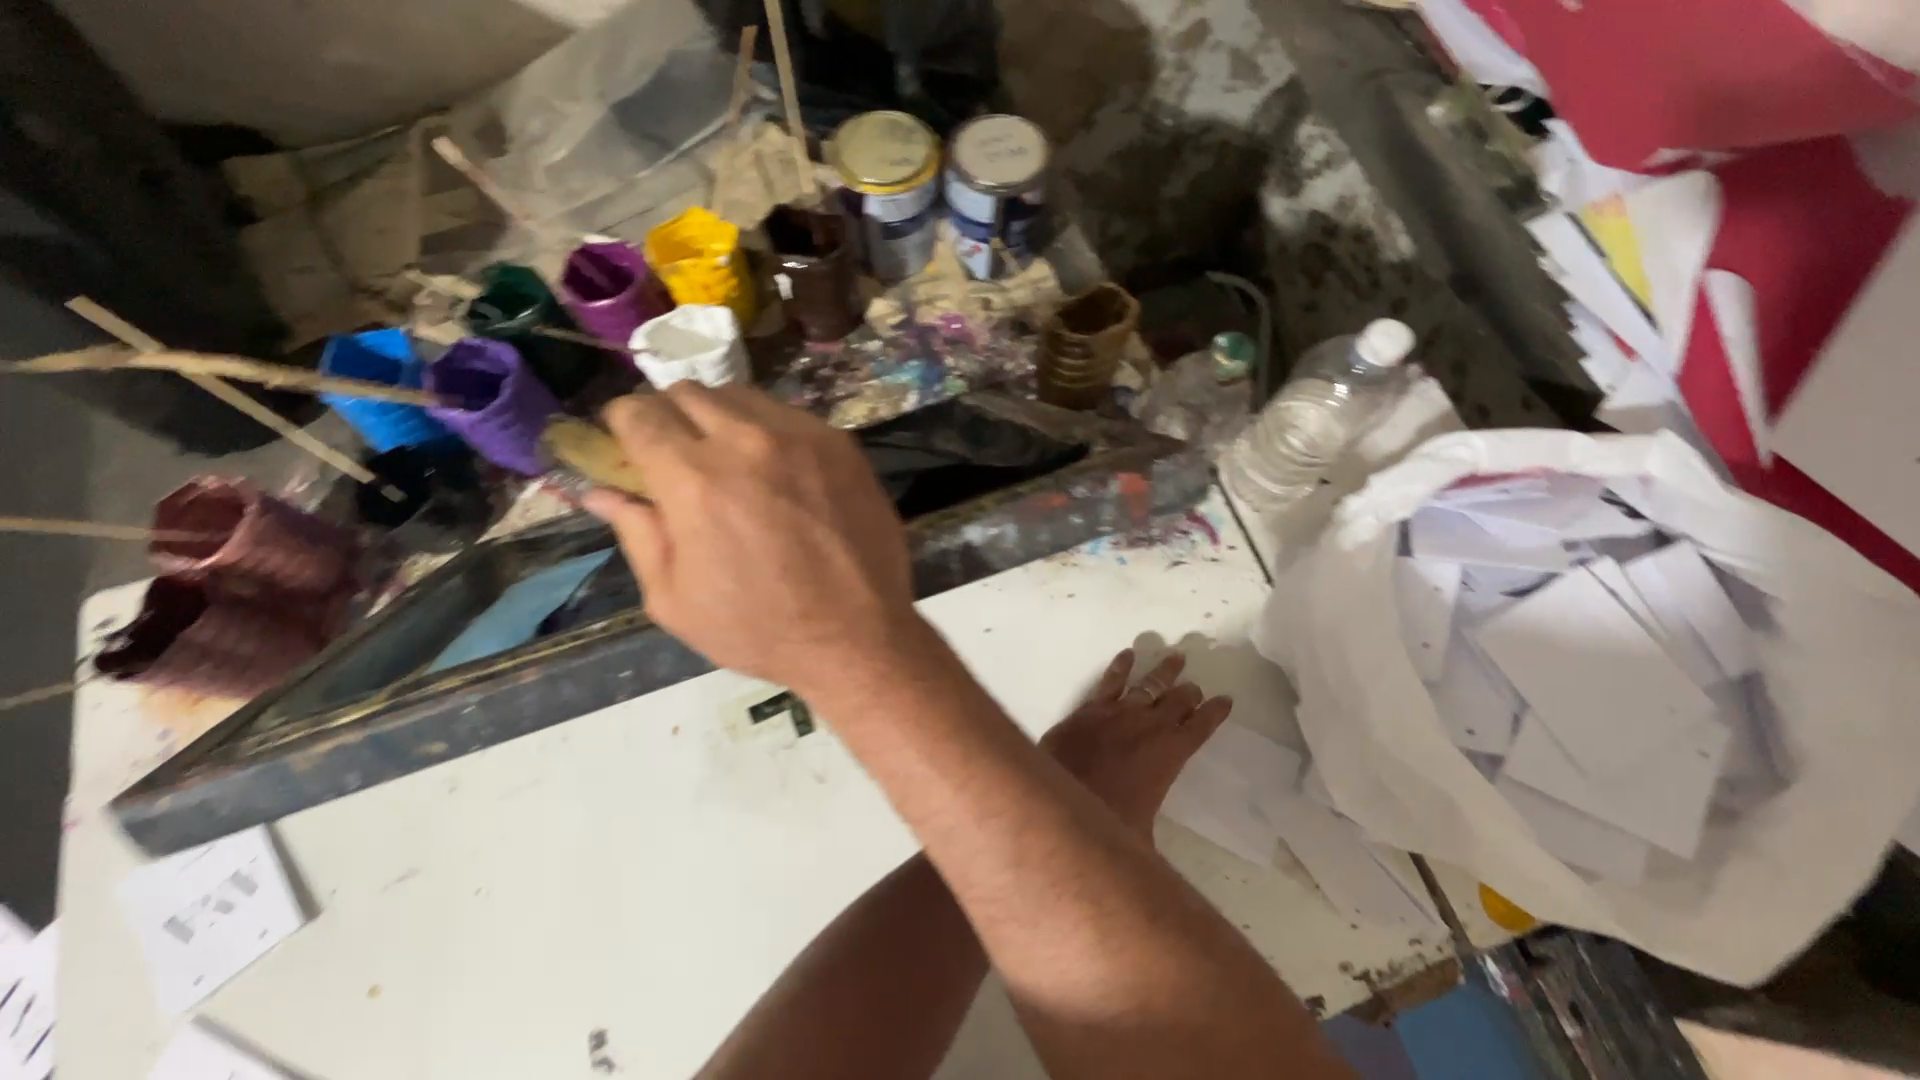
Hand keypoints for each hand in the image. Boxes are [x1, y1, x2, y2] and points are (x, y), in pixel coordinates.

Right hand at [584, 385, 919, 695]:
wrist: (857, 636)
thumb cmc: (759, 629)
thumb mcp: (675, 600)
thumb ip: (637, 534)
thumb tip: (601, 492)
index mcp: (694, 481)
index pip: (639, 414)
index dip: (622, 422)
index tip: (624, 439)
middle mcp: (745, 442)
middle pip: (686, 391)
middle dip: (668, 414)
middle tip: (674, 450)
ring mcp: (799, 436)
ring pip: (740, 395)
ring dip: (719, 415)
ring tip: (725, 456)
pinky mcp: (839, 443)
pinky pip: (788, 414)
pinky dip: (767, 429)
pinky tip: (775, 467)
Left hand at [1041, 649, 1233, 838]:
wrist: (1060, 797)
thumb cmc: (1107, 821)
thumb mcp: (1140, 839)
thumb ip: (1151, 842)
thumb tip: (1158, 870)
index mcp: (1170, 754)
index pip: (1201, 727)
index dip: (1215, 713)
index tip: (1226, 700)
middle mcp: (1149, 726)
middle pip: (1177, 701)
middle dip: (1189, 693)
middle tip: (1195, 687)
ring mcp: (1119, 713)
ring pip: (1148, 684)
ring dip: (1164, 671)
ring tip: (1176, 657)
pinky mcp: (1090, 709)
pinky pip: (1109, 683)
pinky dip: (1120, 667)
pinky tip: (1127, 655)